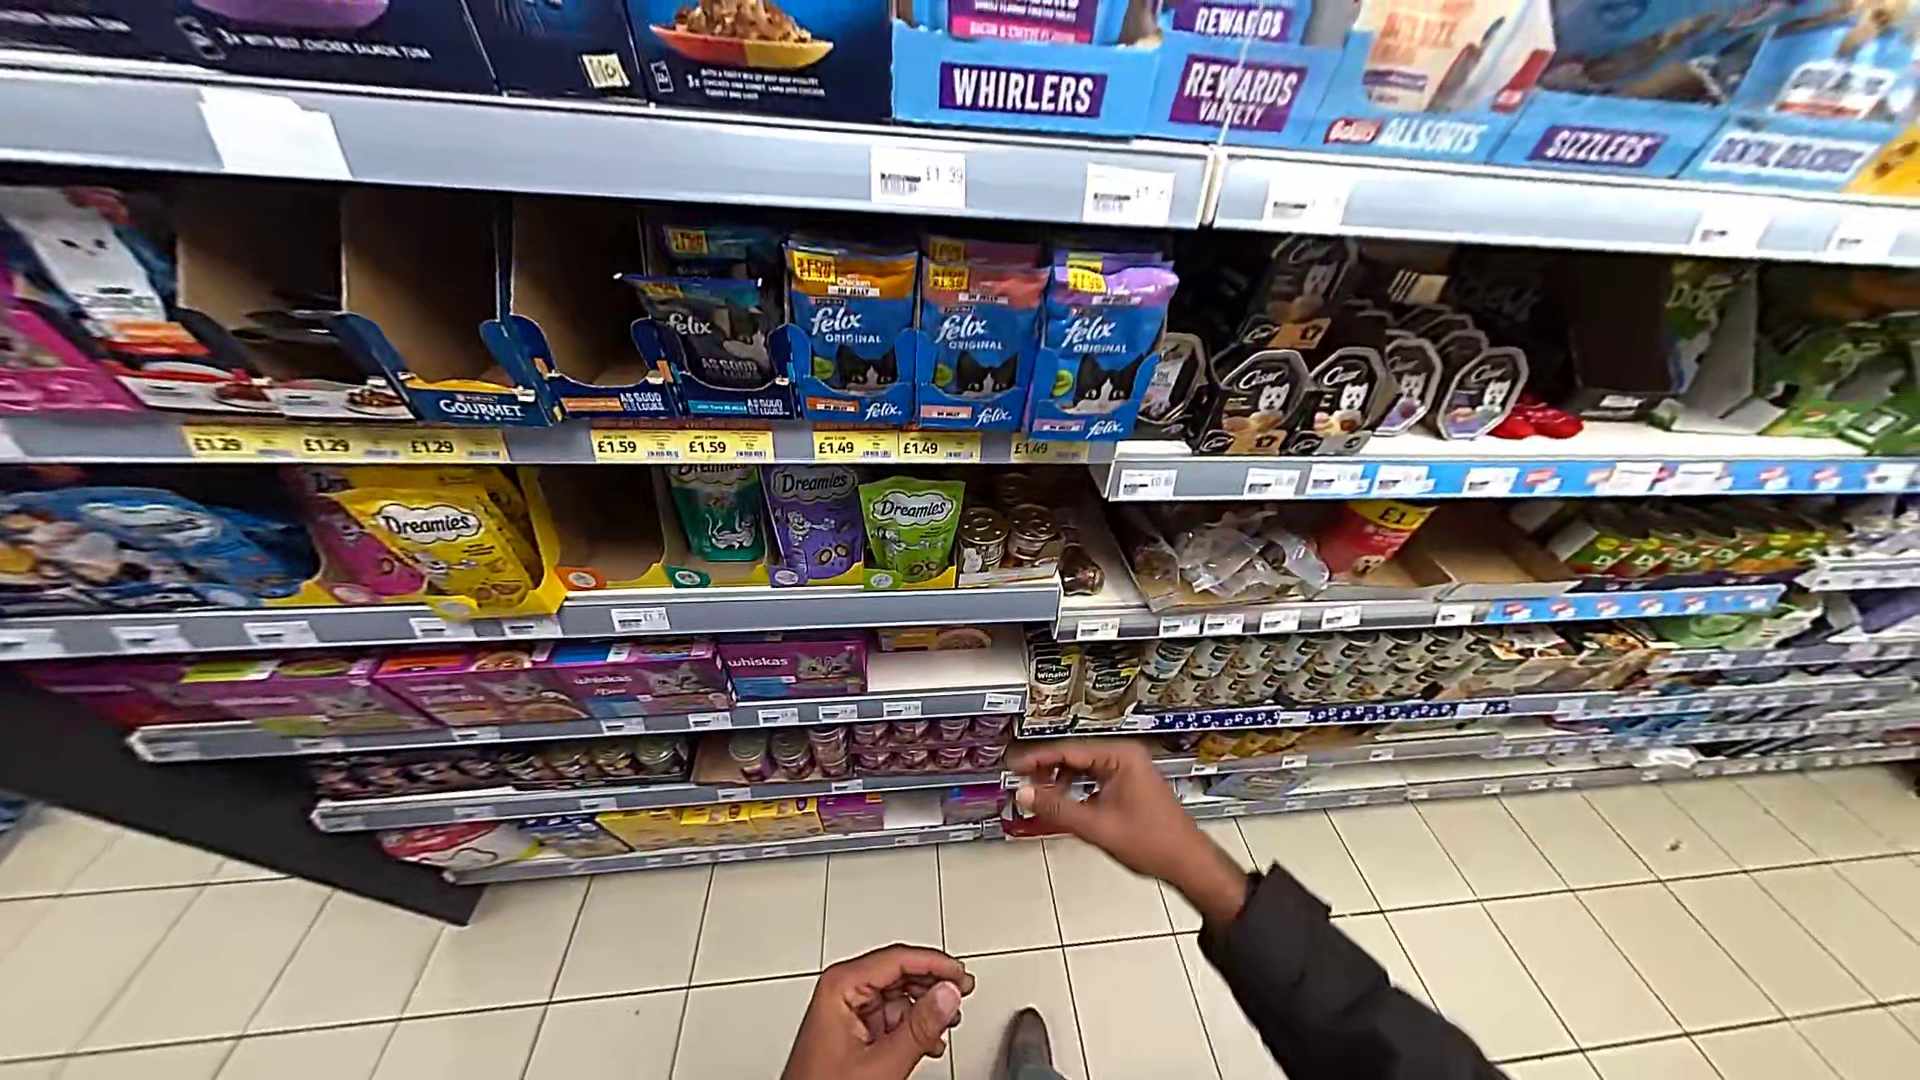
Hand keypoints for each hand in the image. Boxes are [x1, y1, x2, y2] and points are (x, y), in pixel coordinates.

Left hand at [782, 944, 973, 1079]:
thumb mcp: (880, 1064)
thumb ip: (918, 1027)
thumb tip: (948, 993)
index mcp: (841, 984)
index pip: (898, 958)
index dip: (934, 963)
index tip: (960, 974)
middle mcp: (842, 989)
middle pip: (899, 971)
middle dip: (933, 983)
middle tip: (962, 990)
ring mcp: (847, 1010)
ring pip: (898, 994)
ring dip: (925, 1007)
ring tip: (949, 1018)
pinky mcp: (852, 1030)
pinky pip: (890, 1015)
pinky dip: (912, 1025)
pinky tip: (929, 1038)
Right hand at [1011, 739, 1249, 924]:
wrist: (1189, 865)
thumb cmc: (1153, 842)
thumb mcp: (1096, 825)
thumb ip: (1057, 808)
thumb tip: (1026, 794)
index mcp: (1120, 755)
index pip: (1069, 751)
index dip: (1038, 759)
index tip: (1016, 766)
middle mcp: (1125, 756)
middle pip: (1075, 758)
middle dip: (1048, 771)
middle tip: (1022, 781)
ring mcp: (1129, 770)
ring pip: (1084, 769)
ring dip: (1061, 782)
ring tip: (1039, 795)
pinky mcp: (1129, 785)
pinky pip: (1094, 780)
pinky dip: (1077, 791)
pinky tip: (1064, 804)